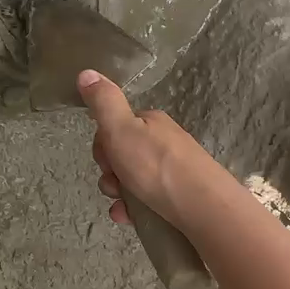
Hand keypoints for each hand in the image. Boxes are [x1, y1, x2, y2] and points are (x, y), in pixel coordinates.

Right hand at [78, 69, 230, 229]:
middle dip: (108, 173)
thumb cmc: (157, 167)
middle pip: (118, 156)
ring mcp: (170, 170)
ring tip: (123, 204)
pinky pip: (144, 199)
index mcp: (149, 123)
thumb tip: (86, 72)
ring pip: (129, 180)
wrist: (203, 208)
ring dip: (117, 193)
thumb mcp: (121, 129)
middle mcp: (161, 142)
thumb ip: (103, 102)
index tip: (106, 160)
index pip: (112, 129)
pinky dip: (132, 208)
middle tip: (114, 184)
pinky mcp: (176, 195)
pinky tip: (129, 216)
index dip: (101, 146)